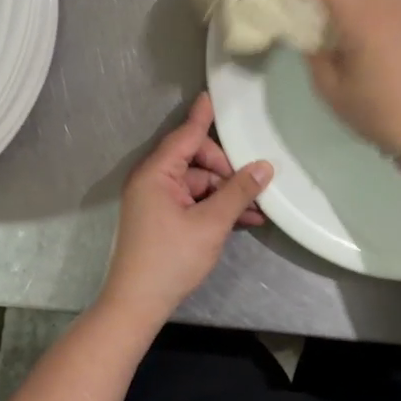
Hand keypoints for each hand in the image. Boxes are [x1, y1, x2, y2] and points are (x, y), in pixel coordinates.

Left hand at [101, 93, 272, 321]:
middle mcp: (153, 181)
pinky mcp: (162, 219)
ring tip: (257, 210)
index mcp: (156, 174)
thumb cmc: (171, 259)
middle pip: (196, 160)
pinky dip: (215, 208)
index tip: (211, 96)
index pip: (186, 136)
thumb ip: (238, 192)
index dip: (203, 117)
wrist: (137, 303)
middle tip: (252, 190)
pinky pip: (194, 202)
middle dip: (226, 172)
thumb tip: (264, 167)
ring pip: (199, 184)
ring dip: (226, 194)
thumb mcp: (211, 224)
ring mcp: (156, 201)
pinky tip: (245, 221)